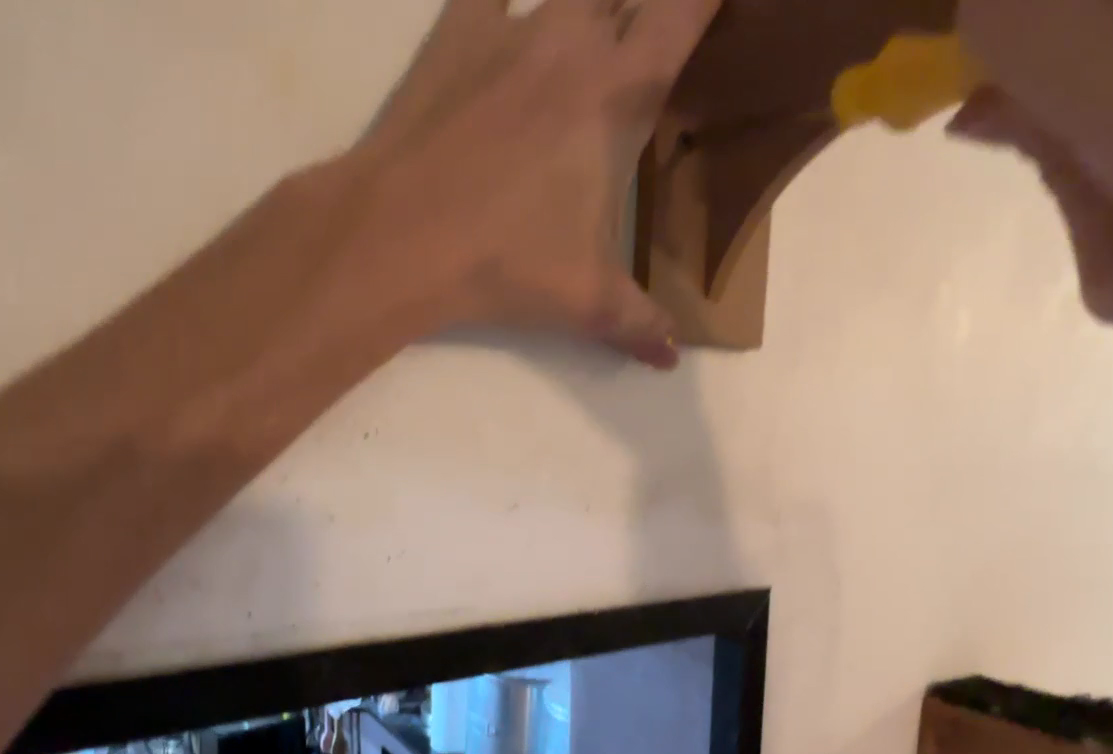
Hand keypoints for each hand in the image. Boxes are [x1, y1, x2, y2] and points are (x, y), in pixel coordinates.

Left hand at [338, 0, 720, 368]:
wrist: (400, 237)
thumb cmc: (505, 261)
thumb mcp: (586, 301)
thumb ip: (639, 324)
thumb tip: (671, 358)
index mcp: (620, 92)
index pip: (684, 8)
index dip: (705, 1)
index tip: (711, 12)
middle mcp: (572, 40)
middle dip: (641, 15)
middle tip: (637, 56)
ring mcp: (509, 28)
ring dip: (583, 11)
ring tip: (578, 50)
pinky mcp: (452, 32)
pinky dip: (501, 5)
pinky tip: (499, 31)